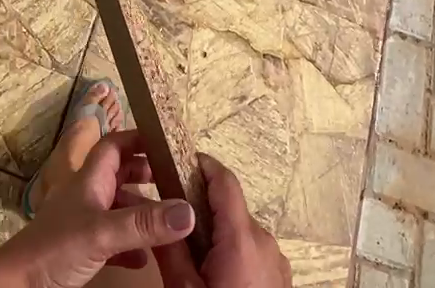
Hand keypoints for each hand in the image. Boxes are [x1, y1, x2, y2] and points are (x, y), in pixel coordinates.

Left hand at [0, 129, 195, 287]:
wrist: (20, 285)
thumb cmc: (56, 246)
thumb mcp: (102, 231)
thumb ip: (143, 223)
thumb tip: (188, 210)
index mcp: (90, 179)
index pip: (115, 145)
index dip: (138, 139)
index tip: (166, 141)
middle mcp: (87, 195)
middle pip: (119, 174)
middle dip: (146, 176)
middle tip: (174, 184)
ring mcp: (84, 222)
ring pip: (119, 208)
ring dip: (142, 214)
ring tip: (170, 224)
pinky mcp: (82, 249)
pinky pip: (114, 241)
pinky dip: (132, 245)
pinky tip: (146, 258)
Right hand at [155, 155, 291, 287]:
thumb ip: (169, 247)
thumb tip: (154, 210)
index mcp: (241, 238)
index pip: (224, 180)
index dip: (201, 163)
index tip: (176, 159)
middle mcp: (265, 241)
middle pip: (229, 207)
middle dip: (200, 208)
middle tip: (170, 221)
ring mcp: (277, 260)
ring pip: (239, 230)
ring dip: (216, 233)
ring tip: (191, 257)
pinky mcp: (281, 277)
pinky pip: (252, 250)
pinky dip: (232, 251)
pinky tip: (214, 275)